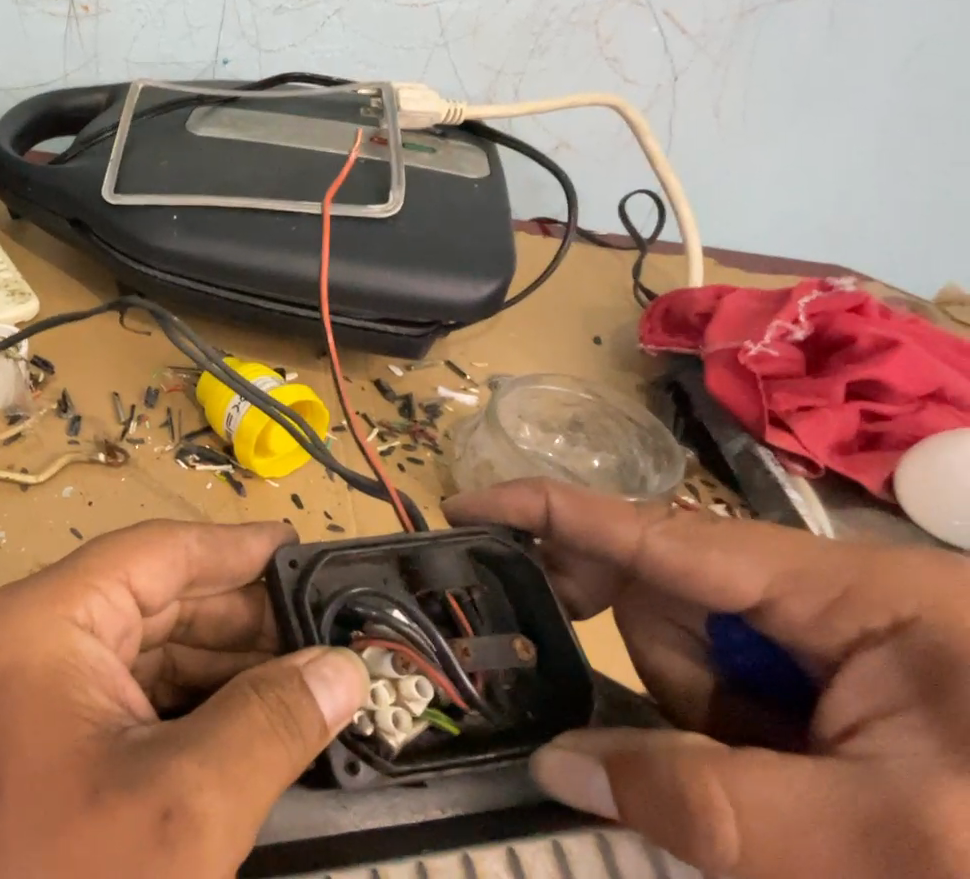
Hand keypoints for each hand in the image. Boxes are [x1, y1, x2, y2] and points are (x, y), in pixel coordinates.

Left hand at [0, 520, 367, 878]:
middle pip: (154, 597)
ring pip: (147, 648)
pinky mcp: (46, 735)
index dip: (234, 549)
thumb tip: (339, 669)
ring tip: (310, 678)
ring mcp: (34, 687)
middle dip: (242, 616)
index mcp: (46, 620)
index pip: (155, 553)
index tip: (303, 549)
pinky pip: (132, 695)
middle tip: (328, 630)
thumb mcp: (186, 800)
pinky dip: (194, 703)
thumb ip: (271, 721)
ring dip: (225, 664)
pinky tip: (257, 720)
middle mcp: (33, 637)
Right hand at [447, 479, 969, 877]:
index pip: (659, 532)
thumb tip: (554, 764)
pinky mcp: (856, 696)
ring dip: (712, 736)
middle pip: (670, 609)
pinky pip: (740, 706)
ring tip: (800, 803)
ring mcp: (846, 652)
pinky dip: (742, 756)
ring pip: (699, 669)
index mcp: (849, 594)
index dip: (551, 511)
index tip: (462, 509)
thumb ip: (708, 803)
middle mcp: (834, 604)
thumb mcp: (888, 843)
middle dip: (664, 679)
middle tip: (706, 755)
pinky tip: (800, 799)